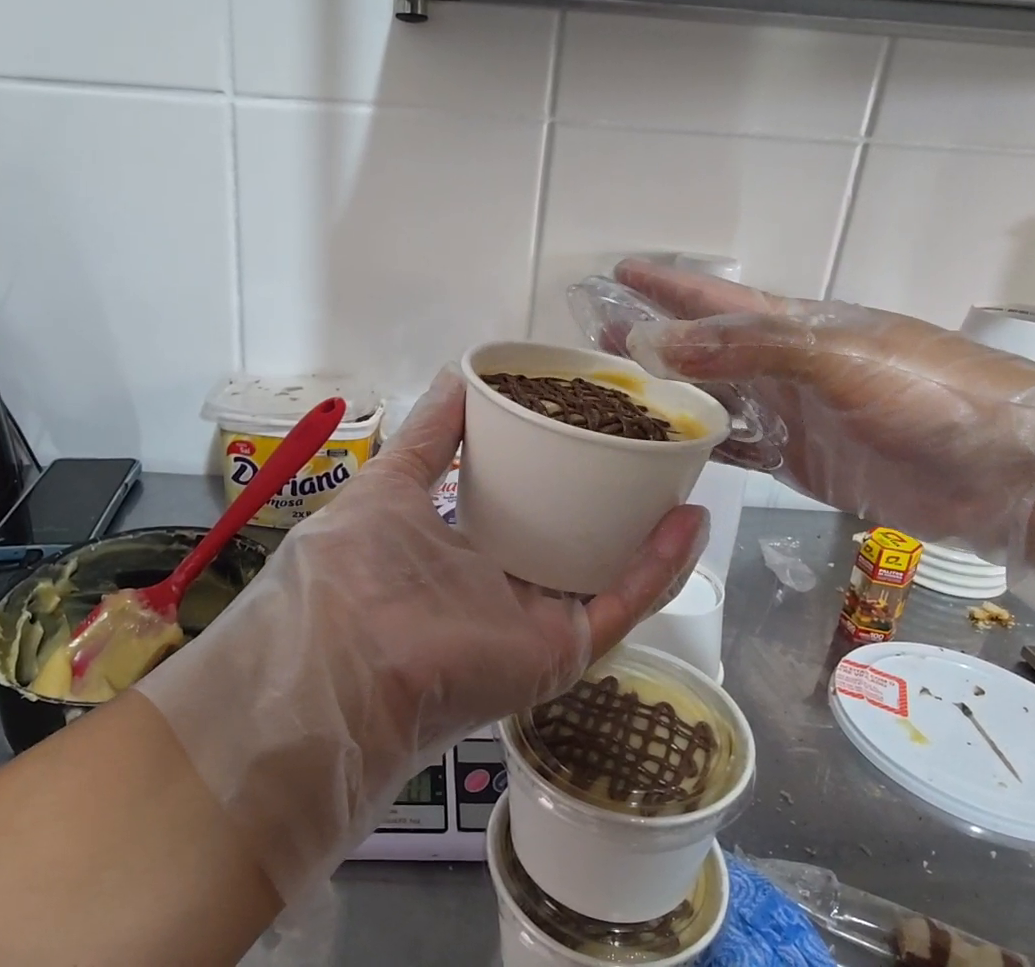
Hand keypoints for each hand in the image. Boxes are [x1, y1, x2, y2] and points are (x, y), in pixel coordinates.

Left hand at [137, 369, 707, 901]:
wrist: (344, 660)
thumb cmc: (355, 565)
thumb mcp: (389, 484)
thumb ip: (428, 435)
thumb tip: (460, 374)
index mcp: (456, 553)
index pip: (515, 507)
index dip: (549, 469)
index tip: (580, 422)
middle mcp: (499, 589)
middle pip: (568, 541)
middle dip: (608, 500)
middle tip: (643, 447)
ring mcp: (535, 623)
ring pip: (608, 573)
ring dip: (648, 530)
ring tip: (681, 475)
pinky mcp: (564, 648)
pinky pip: (624, 604)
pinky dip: (661, 565)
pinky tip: (691, 517)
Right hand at [608, 259, 1034, 646]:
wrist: (1012, 474)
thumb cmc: (935, 397)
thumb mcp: (839, 359)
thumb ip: (751, 349)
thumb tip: (656, 343)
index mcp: (800, 327)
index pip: (716, 300)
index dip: (668, 285)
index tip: (619, 271)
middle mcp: (788, 367)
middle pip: (705, 349)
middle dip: (653, 340)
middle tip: (596, 339)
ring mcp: (794, 416)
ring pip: (715, 399)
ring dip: (670, 394)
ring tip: (618, 395)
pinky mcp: (803, 462)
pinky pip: (738, 448)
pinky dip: (703, 446)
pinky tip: (668, 450)